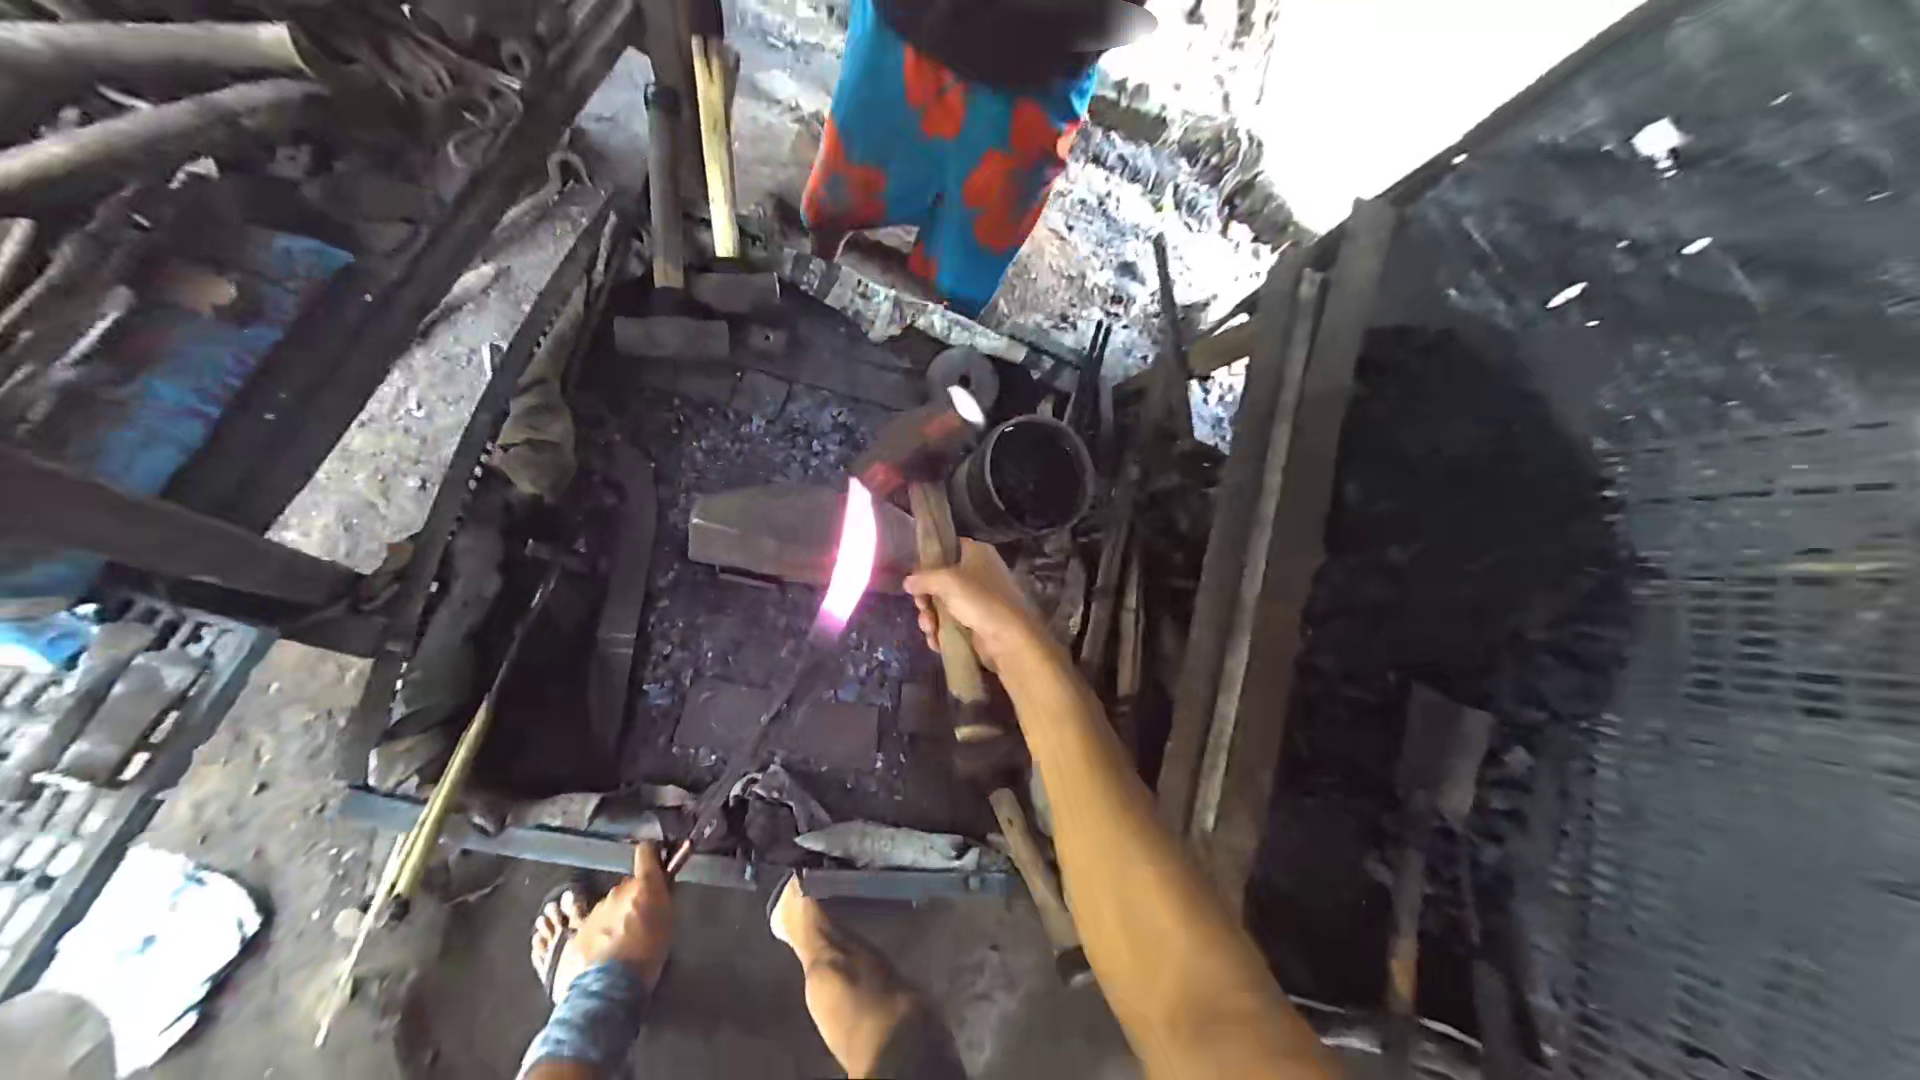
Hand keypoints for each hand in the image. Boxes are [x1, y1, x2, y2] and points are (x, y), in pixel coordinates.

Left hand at [572, 840, 672, 988]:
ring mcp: (593, 911)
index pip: (646, 851)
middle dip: (633, 899)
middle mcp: (616, 891)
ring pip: (607, 907)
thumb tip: (659, 887)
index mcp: (643, 885)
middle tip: (640, 920)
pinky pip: (589, 925)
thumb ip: (662, 899)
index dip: (651, 852)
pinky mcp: (575, 932)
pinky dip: (596, 934)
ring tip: (619, 944)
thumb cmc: (647, 955)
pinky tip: (601, 954)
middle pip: (627, 887)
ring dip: (613, 918)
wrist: (606, 990)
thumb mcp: (667, 923)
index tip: (655, 856)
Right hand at [903, 539, 1049, 672]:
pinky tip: (936, 641)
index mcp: (977, 553)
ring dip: (931, 618)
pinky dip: (941, 632)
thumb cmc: (979, 599)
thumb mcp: (946, 581)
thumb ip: (923, 578)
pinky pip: (951, 624)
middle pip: (941, 580)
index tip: (915, 576)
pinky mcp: (977, 623)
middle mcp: (979, 572)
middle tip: (922, 607)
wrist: (1009, 638)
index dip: (928, 560)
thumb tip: (908, 582)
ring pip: (943, 605)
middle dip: (926, 597)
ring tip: (930, 629)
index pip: (948, 548)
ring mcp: (978, 600)